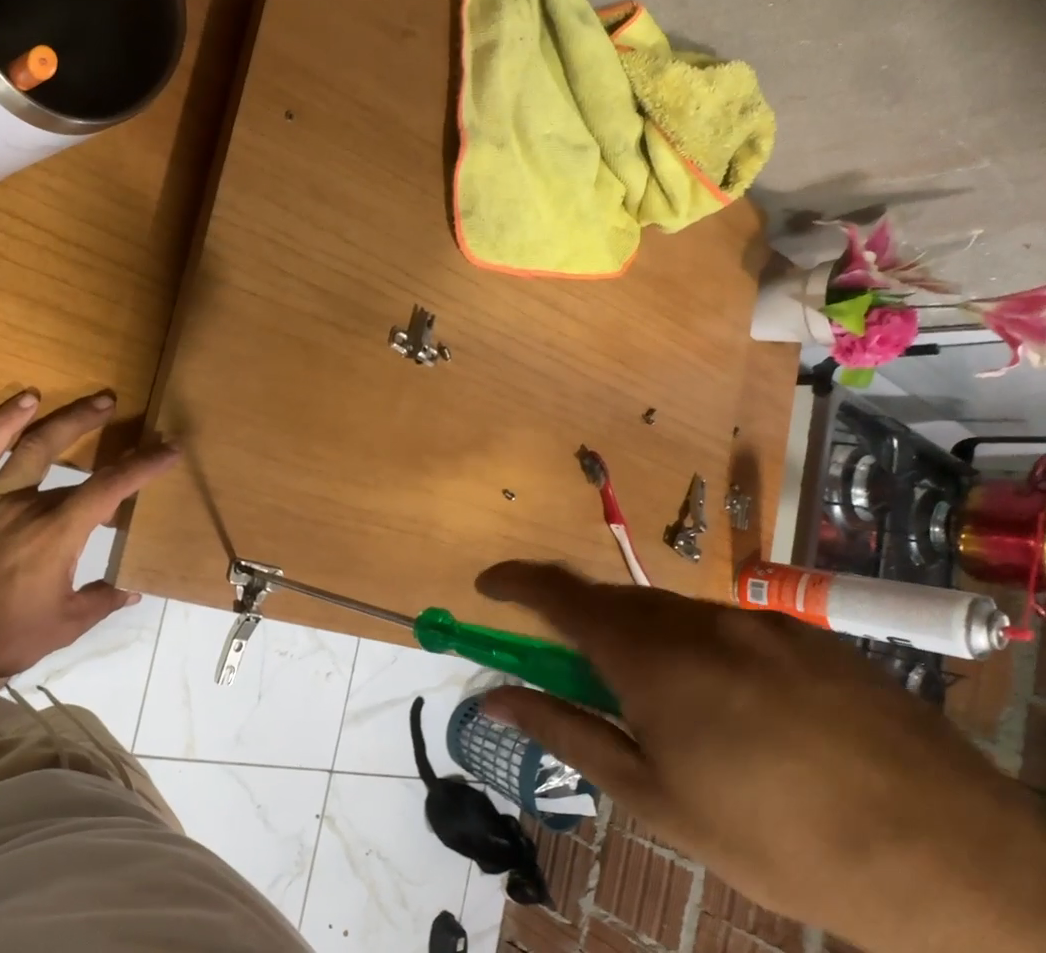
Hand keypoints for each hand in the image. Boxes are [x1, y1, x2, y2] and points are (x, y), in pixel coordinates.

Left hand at [0, 389, 177, 691]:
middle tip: (137, 421)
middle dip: (114, 442)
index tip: (168, 450)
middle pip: (77, 462)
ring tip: (99, 401)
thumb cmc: (3, 637)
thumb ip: (101, 601)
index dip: (142, 467)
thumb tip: (132, 588)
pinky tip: (26, 400)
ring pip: (34, 445)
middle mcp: (28, 506)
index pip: (109, 490)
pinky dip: (3, 421)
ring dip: (69, 419)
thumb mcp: (63, 627)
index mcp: (56, 537)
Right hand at [476, 562, 1045, 952]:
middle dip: (578, 625)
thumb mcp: (652, 796)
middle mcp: (705, 622)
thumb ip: (565, 732)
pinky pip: (733, 630)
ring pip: (676, 615)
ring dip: (642, 640)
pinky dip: (701, 651)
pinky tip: (735, 711)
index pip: (560, 594)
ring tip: (662, 708)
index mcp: (653, 658)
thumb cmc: (777, 836)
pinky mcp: (822, 644)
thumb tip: (493, 700)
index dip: (514, 582)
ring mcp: (770, 628)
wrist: (960, 863)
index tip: (486, 588)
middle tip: (572, 674)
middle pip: (616, 602)